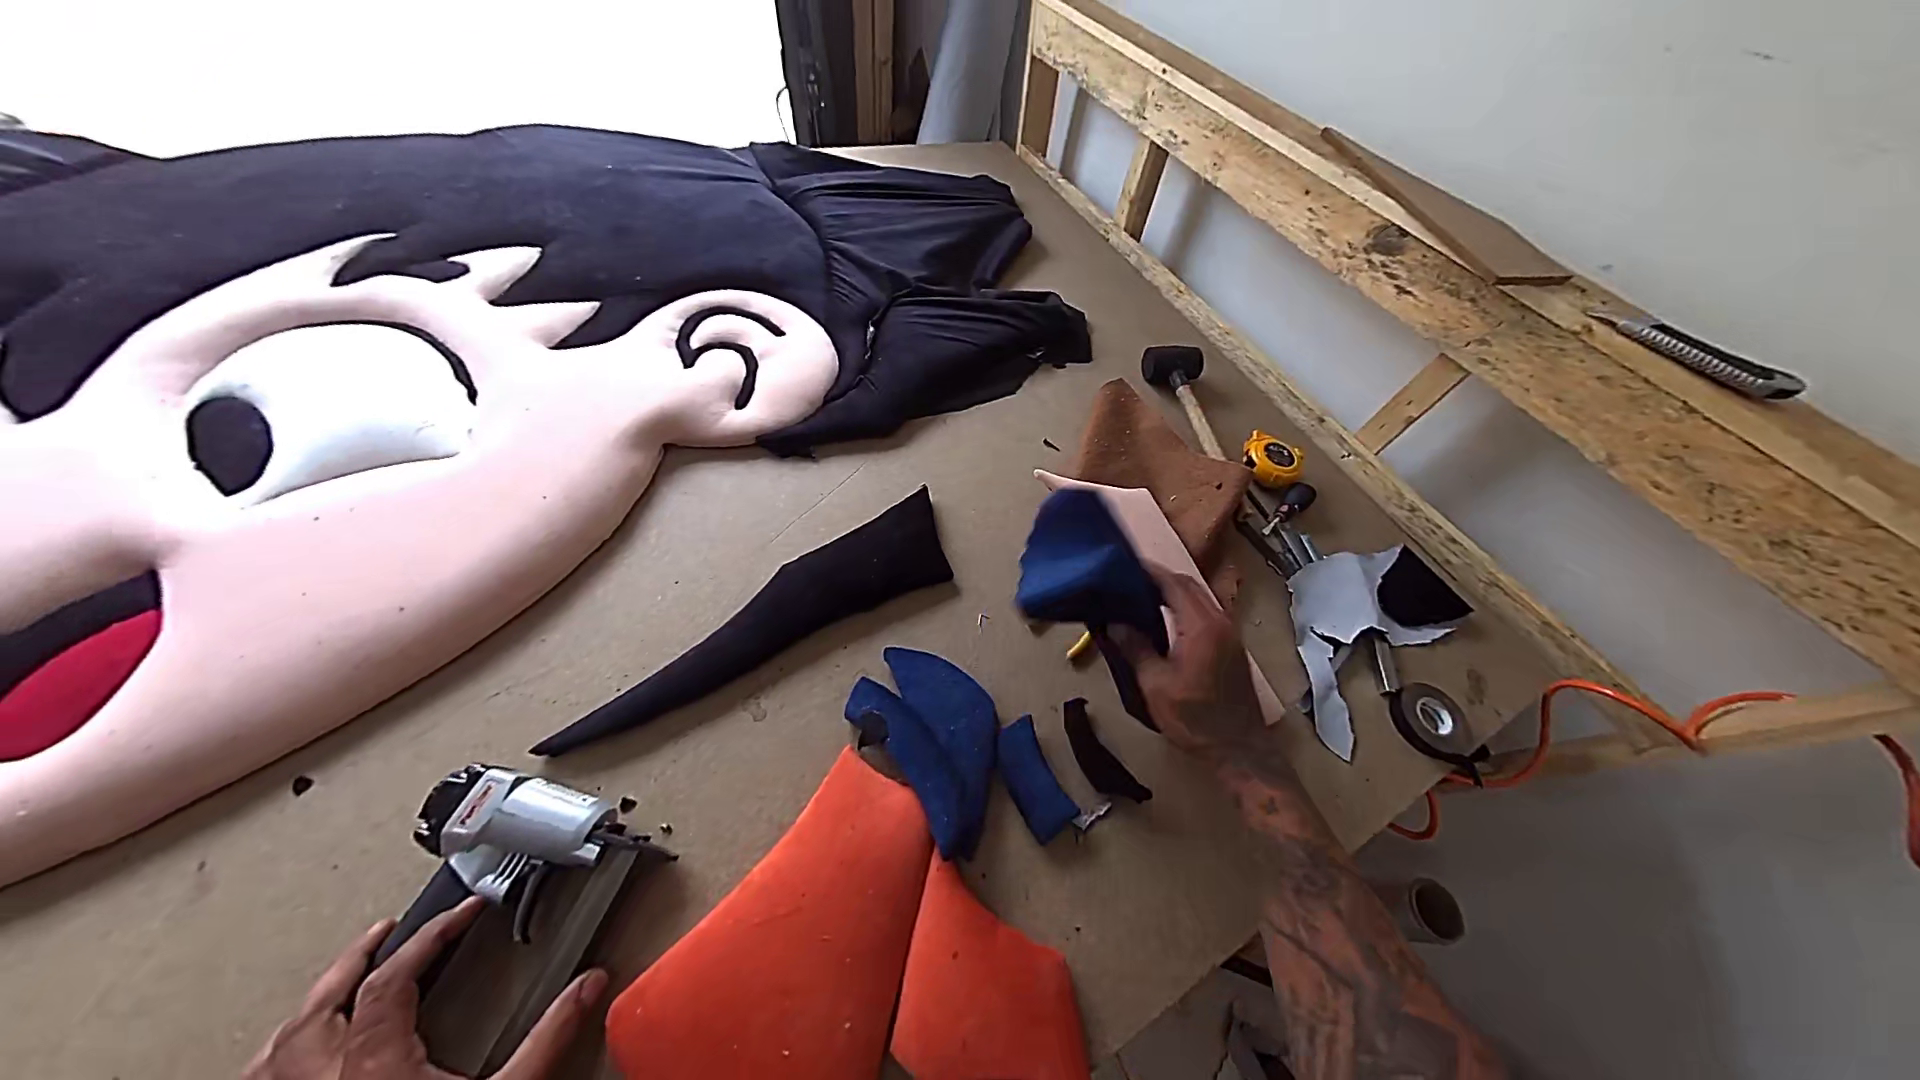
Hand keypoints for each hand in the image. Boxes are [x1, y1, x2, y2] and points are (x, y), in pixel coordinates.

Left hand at [244, 897, 608, 1079]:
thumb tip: (588, 986)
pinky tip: (298, 1062)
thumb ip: (547, 1039)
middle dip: (355, 960)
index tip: (463, 914)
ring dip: (309, 1008)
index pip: (394, 978)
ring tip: (335, 985)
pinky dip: (279, 1061)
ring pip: (276, 1052)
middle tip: (387, 931)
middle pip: (320, 1007)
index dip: (432, 935)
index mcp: (372, 1070)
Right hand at [1103, 563, 1269, 765]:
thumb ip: (1135, 648)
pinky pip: (1205, 612)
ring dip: (1172, 592)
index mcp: (1201, 627)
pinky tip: (1163, 619)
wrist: (1237, 749)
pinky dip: (1183, 606)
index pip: (1174, 584)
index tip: (1125, 565)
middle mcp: (1220, 622)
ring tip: (1141, 596)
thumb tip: (1115, 623)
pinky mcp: (1231, 646)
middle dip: (1159, 578)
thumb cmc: (1194, 719)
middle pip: (1188, 585)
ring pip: (1199, 598)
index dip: (1149, 572)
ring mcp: (1230, 633)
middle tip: (1128, 579)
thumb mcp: (1154, 685)